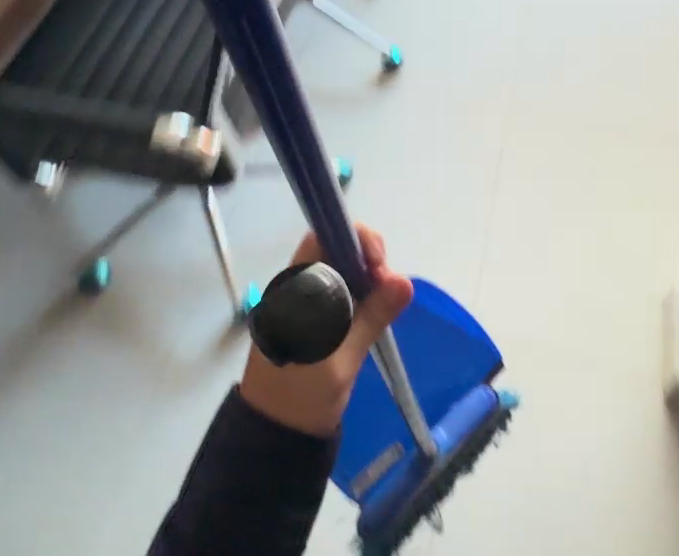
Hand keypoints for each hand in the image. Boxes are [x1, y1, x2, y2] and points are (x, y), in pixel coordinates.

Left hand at [240, 224, 413, 437]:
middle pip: (337, 251)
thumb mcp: (341, 360)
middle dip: (368, 261)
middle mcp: (298, 288)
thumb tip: (404, 281)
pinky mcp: (315, 319)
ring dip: (368, 280)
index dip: (355, 241)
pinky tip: (374, 316)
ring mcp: (306, 303)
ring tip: (385, 307)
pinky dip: (362, 296)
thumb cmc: (301, 399)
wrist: (273, 439)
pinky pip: (342, 292)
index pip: (323, 239)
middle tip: (389, 293)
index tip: (379, 268)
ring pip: (343, 271)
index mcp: (294, 291)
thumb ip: (372, 318)